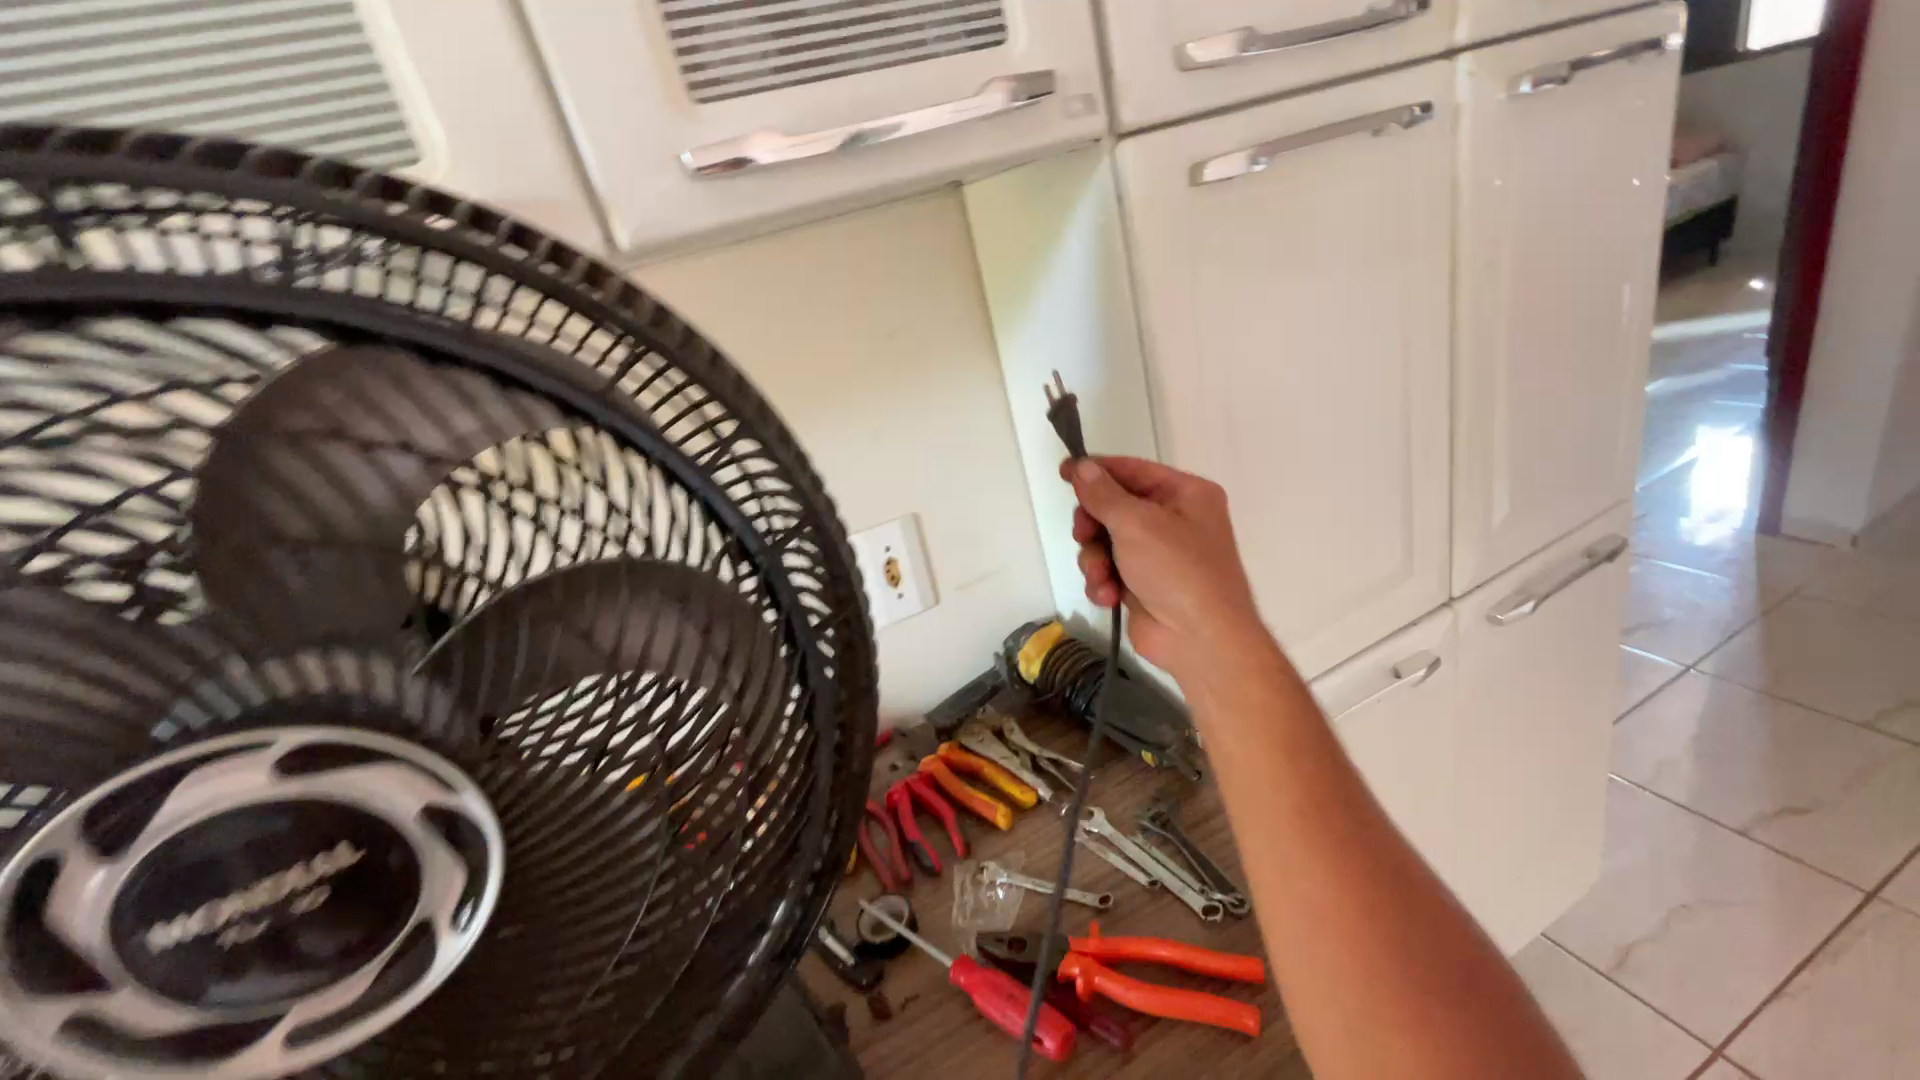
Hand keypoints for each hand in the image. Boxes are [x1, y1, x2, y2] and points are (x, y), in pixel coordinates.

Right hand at [1060, 456, 1271, 680]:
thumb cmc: (1177, 570)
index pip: (1132, 470)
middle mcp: (1174, 520)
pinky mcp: (1143, 585)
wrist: (1200, 640)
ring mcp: (1158, 555)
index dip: (1097, 471)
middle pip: (1114, 508)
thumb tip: (1082, 467)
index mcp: (1185, 494)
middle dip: (1094, 526)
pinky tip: (1109, 596)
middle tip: (1084, 535)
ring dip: (1095, 560)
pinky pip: (1109, 572)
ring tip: (1102, 577)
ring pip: (1105, 542)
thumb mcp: (1137, 523)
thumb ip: (1103, 494)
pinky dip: (1103, 583)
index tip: (1064, 473)